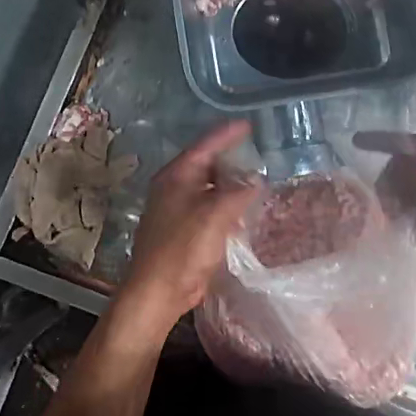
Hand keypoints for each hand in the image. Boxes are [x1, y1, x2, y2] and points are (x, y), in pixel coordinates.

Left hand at [121, 120, 261, 318]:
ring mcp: (176, 209)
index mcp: (176, 176)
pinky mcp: (184, 230)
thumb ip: (239, 191)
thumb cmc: (183, 248)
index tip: (248, 124)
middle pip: (206, 164)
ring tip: (256, 179)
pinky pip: (210, 208)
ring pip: (209, 187)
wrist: (158, 291)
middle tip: (257, 152)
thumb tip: (256, 179)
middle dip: (232, 159)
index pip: (205, 145)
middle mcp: (174, 188)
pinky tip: (244, 211)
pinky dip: (227, 205)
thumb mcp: (216, 214)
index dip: (228, 134)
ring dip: (231, 184)